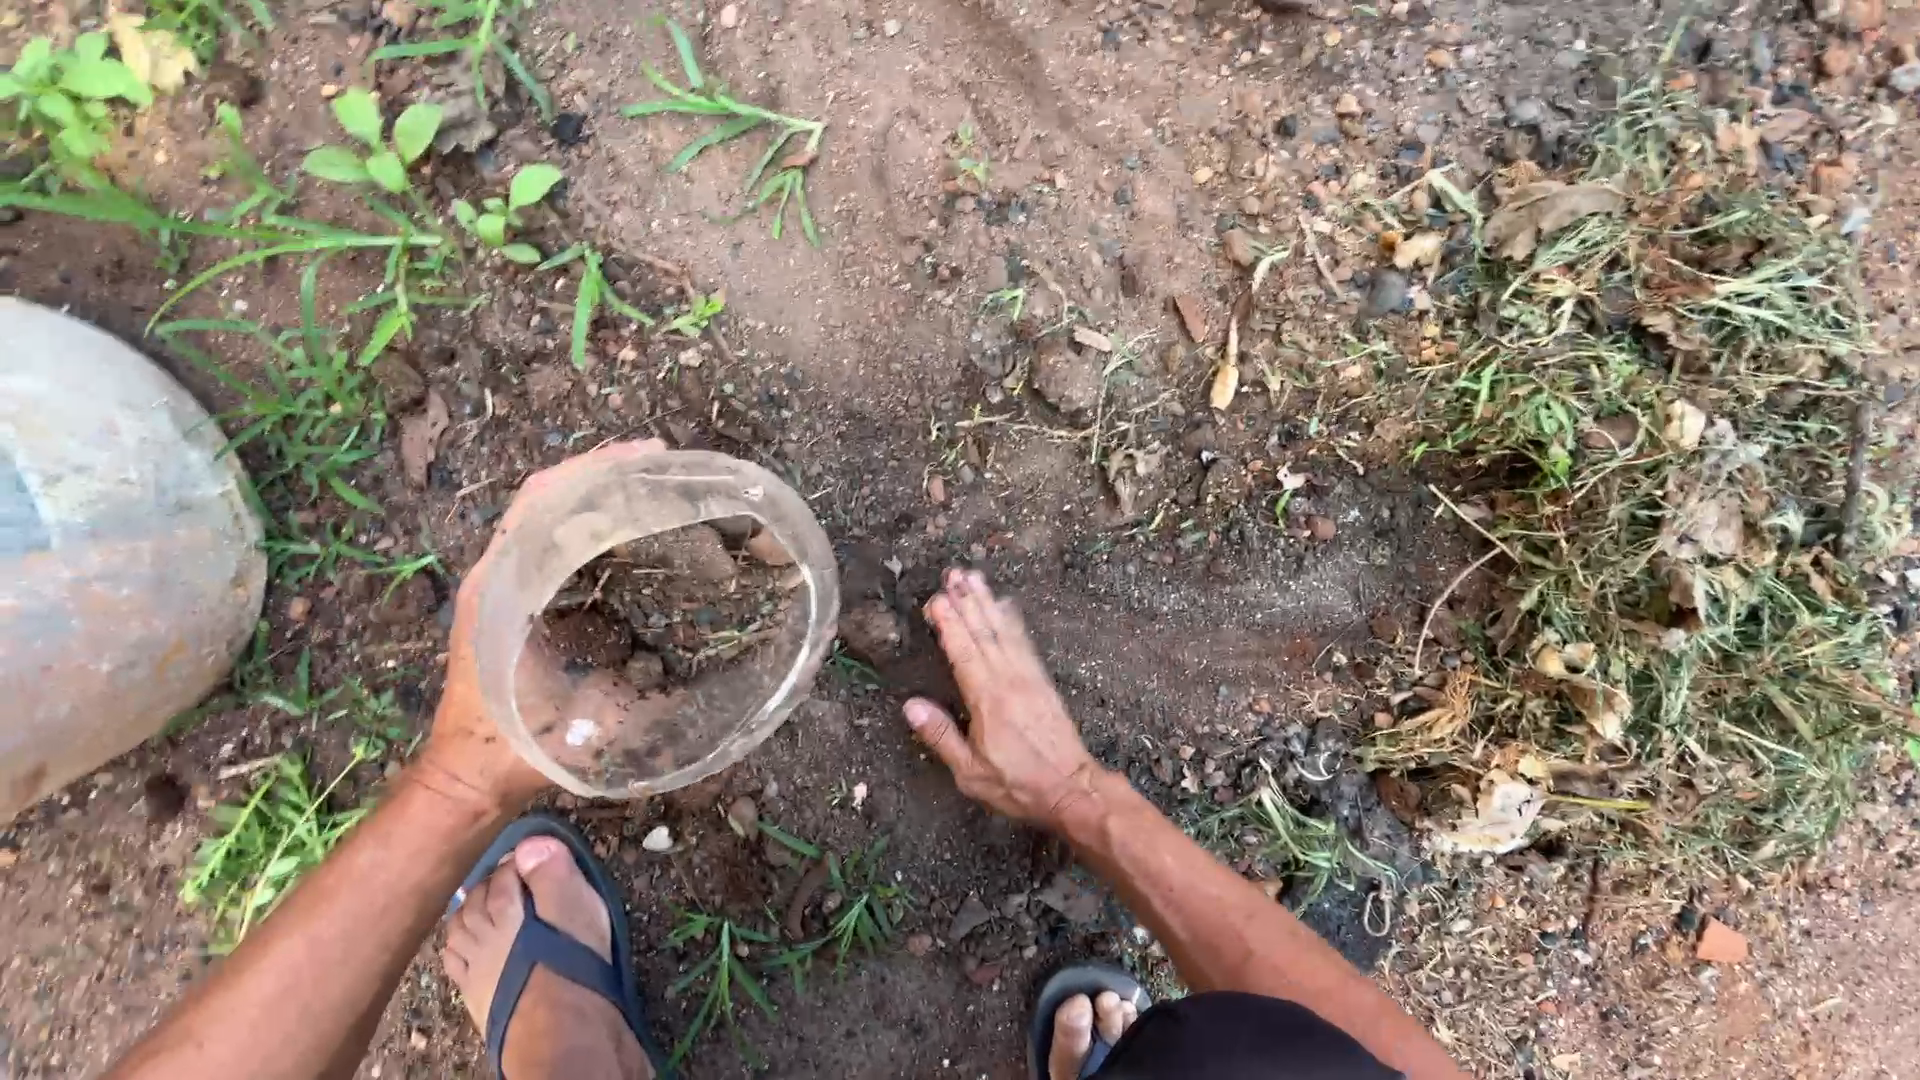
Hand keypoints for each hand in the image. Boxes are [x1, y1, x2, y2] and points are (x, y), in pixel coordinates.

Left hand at [417, 439, 668, 810]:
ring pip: (547, 515)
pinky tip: (631, 528)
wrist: (470, 775)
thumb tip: (712, 666)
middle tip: (666, 466)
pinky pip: (549, 541)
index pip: (542, 499)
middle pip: (548, 496)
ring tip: (655, 485)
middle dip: (605, 471)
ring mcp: (504, 583)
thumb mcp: (592, 718)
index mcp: (504, 585)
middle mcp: (499, 572)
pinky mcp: (514, 598)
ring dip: (597, 492)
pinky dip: (587, 521)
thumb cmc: (522, 745)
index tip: (651, 456)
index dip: (596, 469)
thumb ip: (647, 694)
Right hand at [903, 569, 1107, 828]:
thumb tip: (911, 706)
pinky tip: (1005, 605)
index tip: (937, 598)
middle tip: (953, 574)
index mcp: (988, 700)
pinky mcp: (1042, 682)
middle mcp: (1009, 681)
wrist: (1072, 788)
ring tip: (974, 578)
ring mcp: (1029, 678)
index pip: (964, 653)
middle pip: (984, 633)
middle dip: (967, 601)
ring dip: (987, 602)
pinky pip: (1024, 642)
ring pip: (1004, 631)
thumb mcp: (971, 773)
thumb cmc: (1019, 784)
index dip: (950, 624)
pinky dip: (1012, 620)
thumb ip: (941, 736)